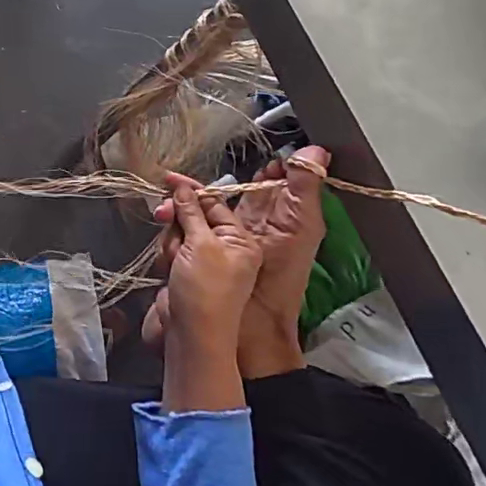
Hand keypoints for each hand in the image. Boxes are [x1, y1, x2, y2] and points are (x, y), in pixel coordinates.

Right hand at [144, 147, 330, 378]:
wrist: (251, 336)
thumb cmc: (280, 281)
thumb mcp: (299, 229)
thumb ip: (305, 187)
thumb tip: (315, 149)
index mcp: (267, 214)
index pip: (242, 183)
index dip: (221, 175)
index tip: (198, 170)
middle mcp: (238, 226)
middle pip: (205, 199)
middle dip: (186, 199)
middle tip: (170, 190)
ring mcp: (213, 247)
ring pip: (186, 219)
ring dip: (175, 226)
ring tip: (172, 237)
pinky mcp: (194, 264)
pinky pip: (175, 243)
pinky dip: (170, 248)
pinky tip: (171, 256)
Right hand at [149, 173, 262, 411]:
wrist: (191, 338)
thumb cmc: (205, 289)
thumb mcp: (201, 244)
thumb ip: (191, 211)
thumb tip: (183, 187)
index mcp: (241, 240)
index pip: (215, 204)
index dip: (191, 191)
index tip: (168, 178)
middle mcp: (225, 248)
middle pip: (193, 217)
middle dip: (178, 221)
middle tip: (162, 216)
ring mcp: (205, 263)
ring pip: (178, 234)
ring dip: (172, 243)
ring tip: (174, 262)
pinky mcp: (186, 274)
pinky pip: (172, 252)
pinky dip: (168, 257)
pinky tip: (169, 269)